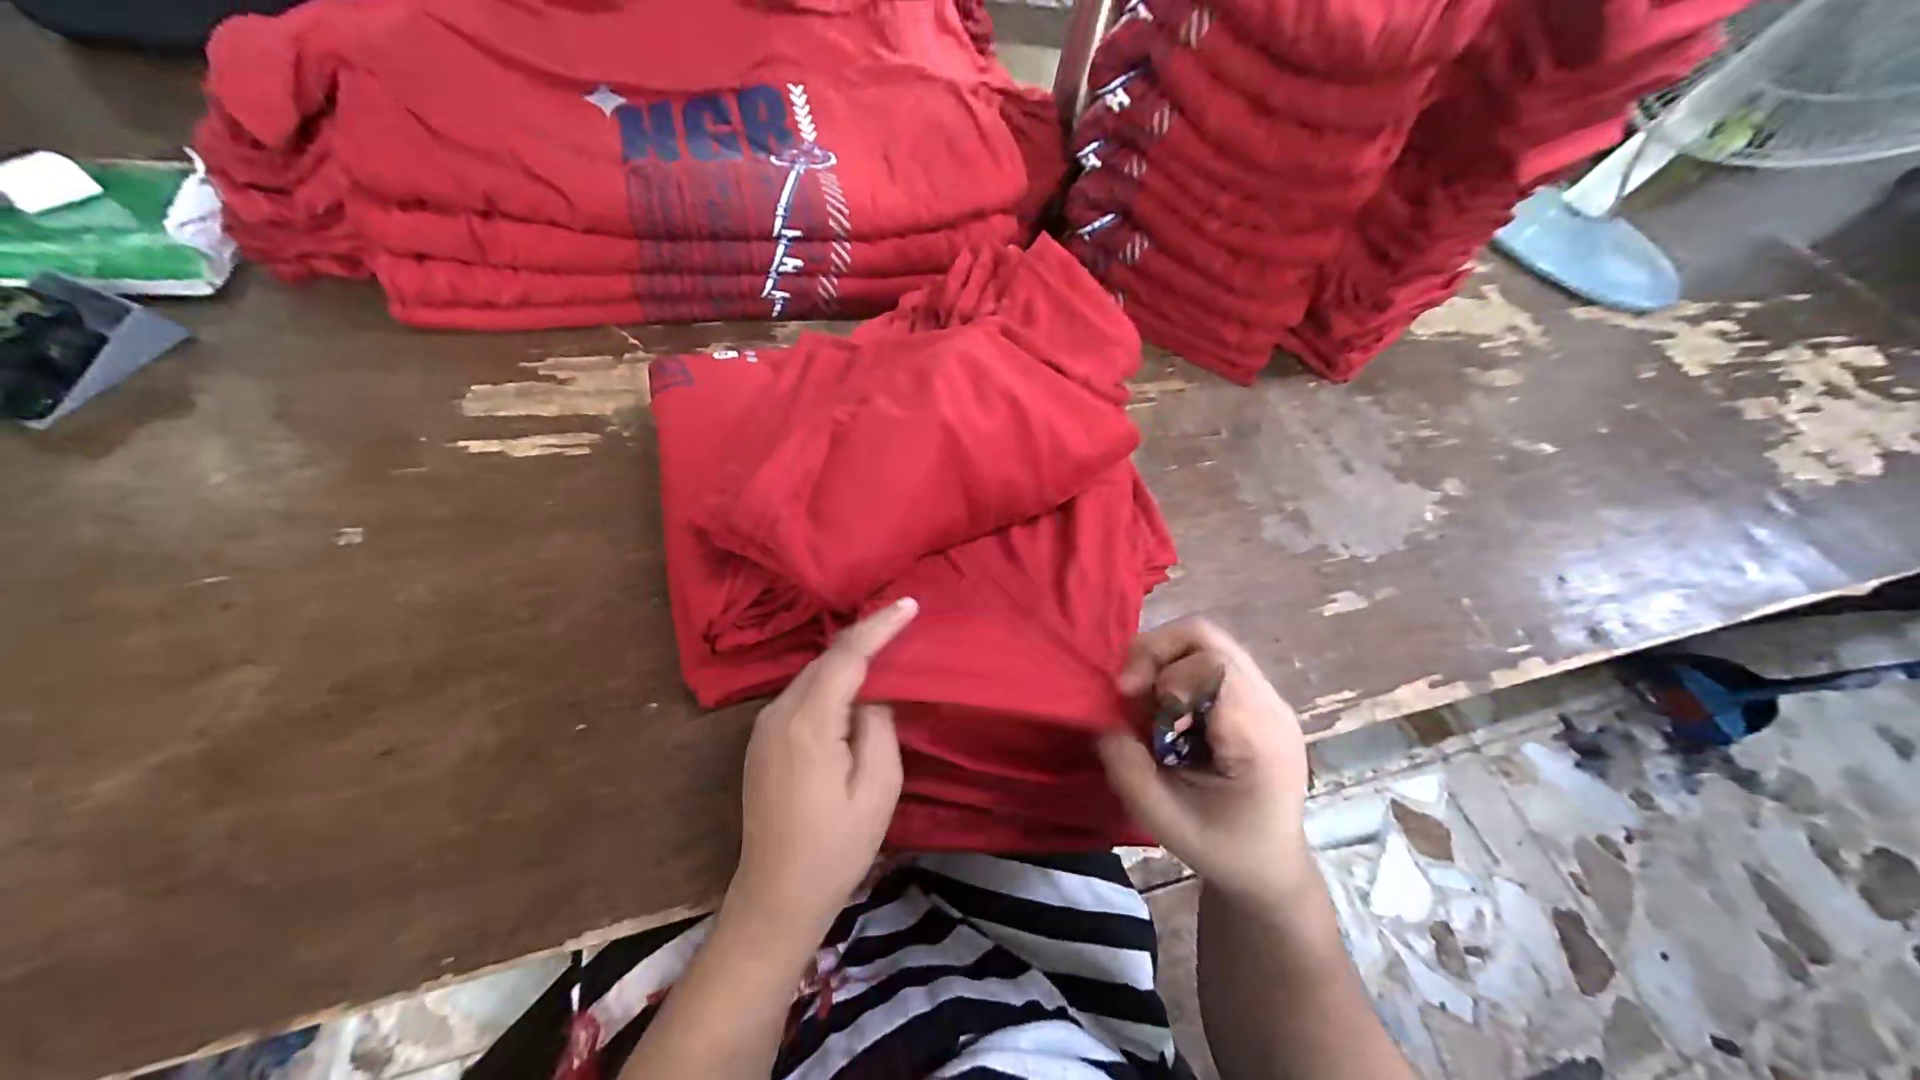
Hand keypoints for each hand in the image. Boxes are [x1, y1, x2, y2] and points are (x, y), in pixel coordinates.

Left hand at [728, 598, 916, 935]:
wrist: (776, 896)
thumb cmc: (836, 847)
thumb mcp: (878, 788)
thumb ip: (879, 727)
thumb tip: (873, 693)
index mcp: (808, 723)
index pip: (846, 656)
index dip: (879, 626)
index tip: (910, 603)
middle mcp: (778, 713)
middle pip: (826, 659)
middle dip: (865, 638)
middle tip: (904, 624)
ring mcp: (764, 726)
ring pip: (812, 675)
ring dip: (848, 661)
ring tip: (886, 650)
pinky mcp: (762, 740)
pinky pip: (802, 695)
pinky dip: (830, 682)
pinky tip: (853, 688)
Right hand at [1096, 616, 1314, 906]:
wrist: (1271, 869)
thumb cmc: (1221, 849)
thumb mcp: (1161, 817)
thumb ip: (1126, 764)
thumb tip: (1104, 716)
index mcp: (1257, 736)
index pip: (1211, 662)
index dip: (1160, 665)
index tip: (1126, 696)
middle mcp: (1271, 706)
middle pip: (1208, 638)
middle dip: (1156, 653)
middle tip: (1130, 691)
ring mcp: (1269, 700)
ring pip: (1208, 644)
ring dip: (1165, 663)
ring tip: (1147, 704)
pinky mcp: (1258, 701)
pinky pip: (1212, 662)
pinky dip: (1178, 673)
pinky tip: (1167, 712)